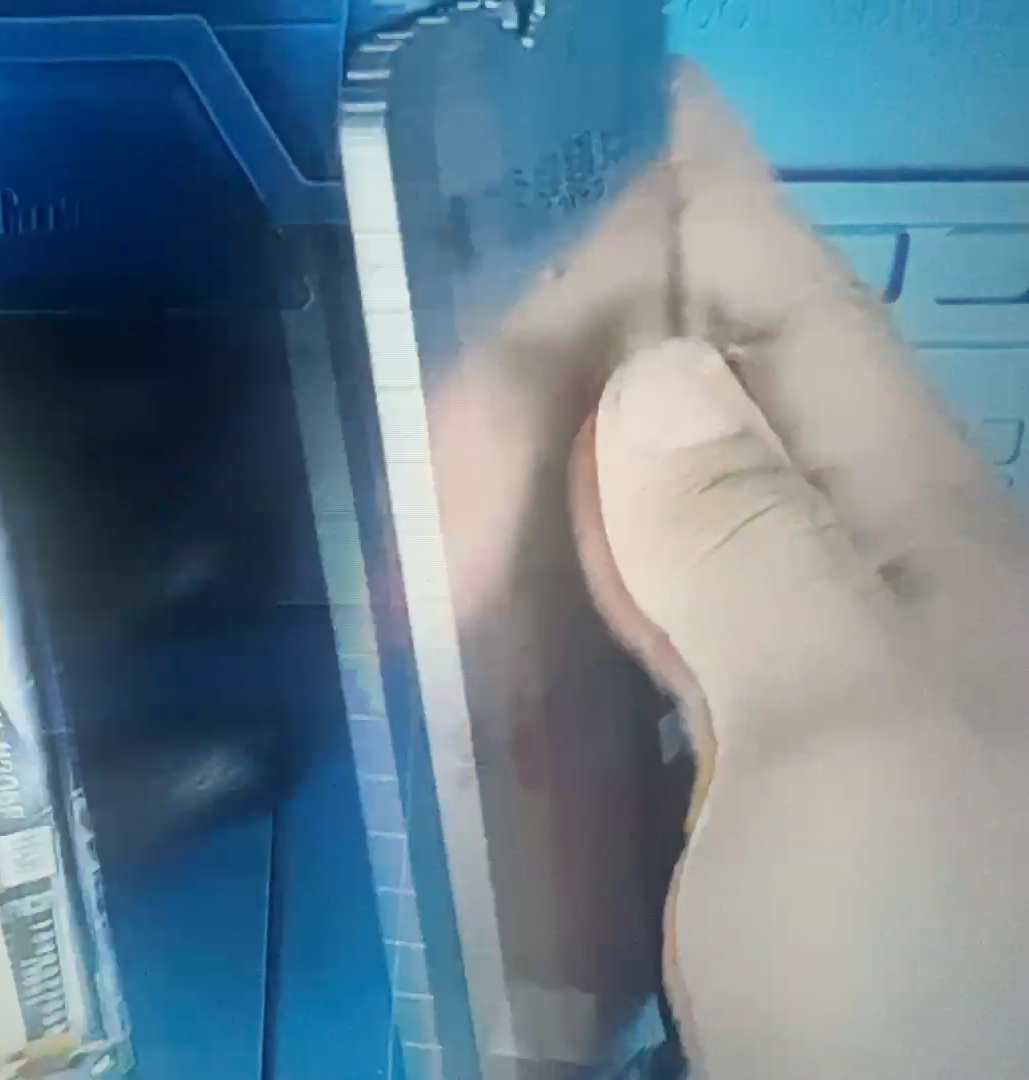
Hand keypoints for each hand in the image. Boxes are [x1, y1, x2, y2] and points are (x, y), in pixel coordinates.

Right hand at [571, 71, 1028, 1077]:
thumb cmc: (921, 979)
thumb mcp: (857, 758)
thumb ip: (752, 564)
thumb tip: (646, 382)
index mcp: (907, 558)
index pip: (799, 331)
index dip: (722, 209)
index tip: (640, 110)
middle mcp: (827, 583)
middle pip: (700, 398)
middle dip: (594, 318)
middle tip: (483, 266)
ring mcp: (743, 654)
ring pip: (635, 491)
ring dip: (547, 428)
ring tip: (454, 377)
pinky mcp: (675, 719)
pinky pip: (597, 586)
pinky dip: (536, 539)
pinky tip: (478, 525)